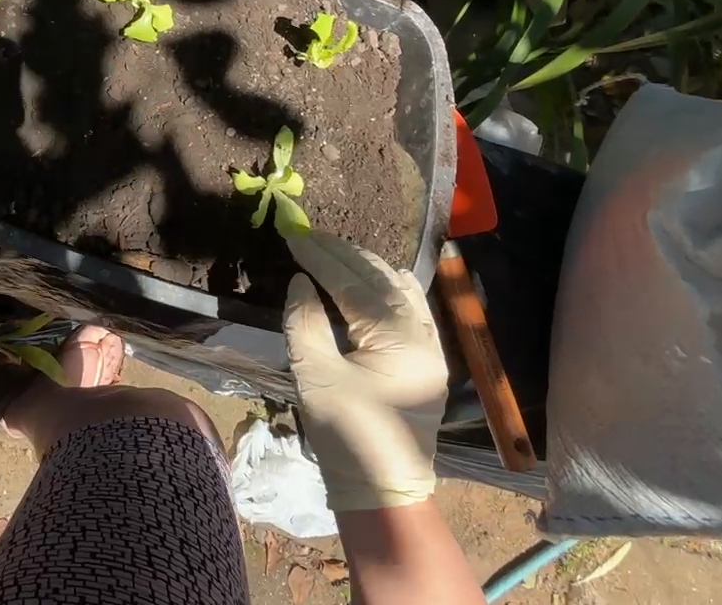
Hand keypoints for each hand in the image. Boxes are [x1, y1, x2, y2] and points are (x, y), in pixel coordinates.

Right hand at [283, 232, 447, 510]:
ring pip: (399, 288)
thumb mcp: (313, 376)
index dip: (318, 257)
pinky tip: (379, 274)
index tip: (292, 234)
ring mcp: (429, 346)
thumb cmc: (345, 433)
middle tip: (307, 234)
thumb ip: (304, 322)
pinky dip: (390, 284)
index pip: (350, 282)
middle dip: (340, 253)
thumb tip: (300, 281)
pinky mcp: (427, 359)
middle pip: (377, 278)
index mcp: (395, 339)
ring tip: (333, 248)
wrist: (384, 486)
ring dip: (364, 264)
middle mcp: (420, 335)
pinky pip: (412, 307)